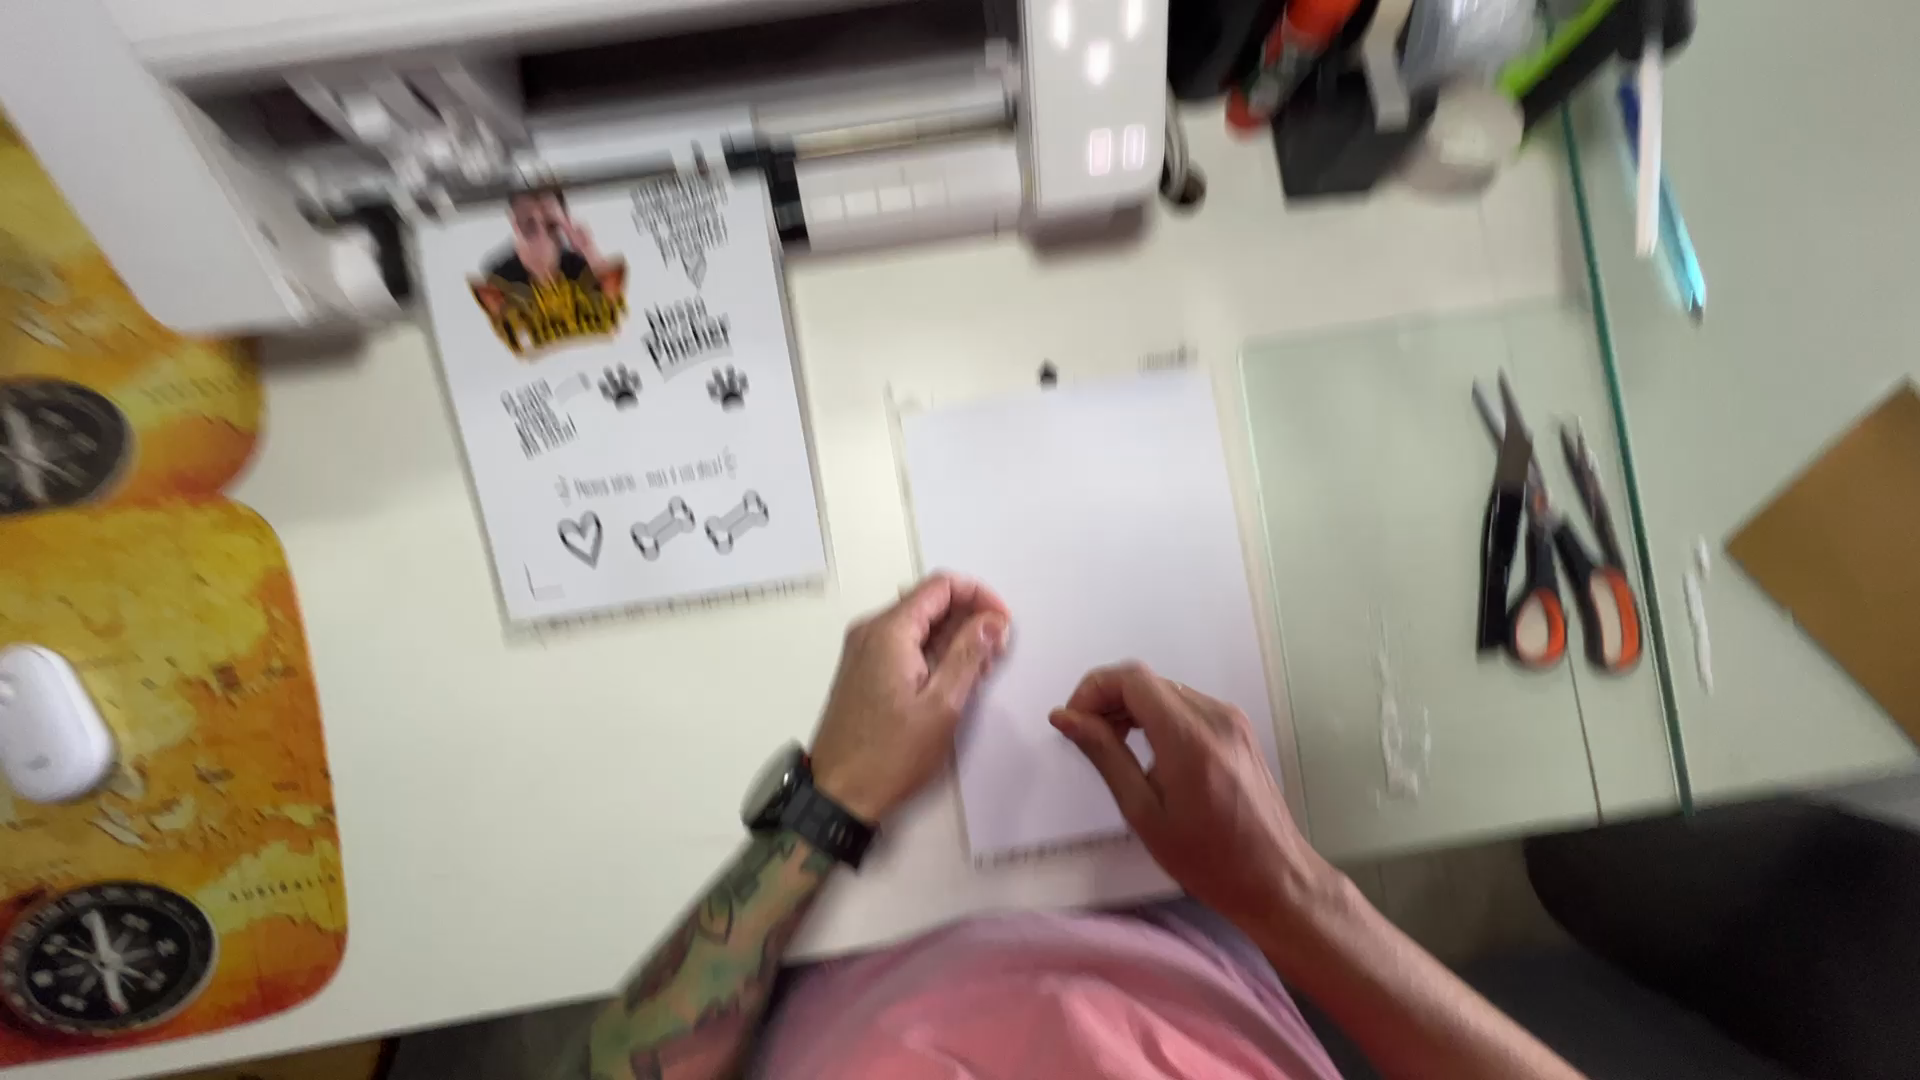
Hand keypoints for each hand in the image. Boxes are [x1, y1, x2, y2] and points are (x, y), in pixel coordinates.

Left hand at [809, 574, 1010, 822]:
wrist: (838, 793)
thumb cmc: (892, 753)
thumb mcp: (942, 705)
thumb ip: (969, 654)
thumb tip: (993, 620)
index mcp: (889, 630)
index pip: (941, 586)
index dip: (979, 596)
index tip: (1003, 624)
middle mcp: (872, 630)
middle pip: (930, 602)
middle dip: (969, 619)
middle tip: (995, 654)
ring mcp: (865, 649)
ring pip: (919, 624)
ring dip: (954, 638)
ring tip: (979, 672)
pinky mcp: (865, 668)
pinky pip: (905, 644)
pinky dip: (934, 652)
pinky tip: (954, 680)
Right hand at [1050, 663, 1339, 930]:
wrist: (1276, 881)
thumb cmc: (1207, 859)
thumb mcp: (1143, 812)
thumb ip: (1104, 754)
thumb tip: (1065, 717)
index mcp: (1189, 736)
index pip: (1132, 678)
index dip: (1094, 689)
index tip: (1074, 721)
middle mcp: (1213, 715)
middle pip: (1146, 681)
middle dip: (1108, 699)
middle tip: (1087, 737)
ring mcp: (1230, 718)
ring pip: (1164, 690)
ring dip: (1130, 707)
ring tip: (1113, 746)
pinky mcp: (1236, 727)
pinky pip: (1184, 704)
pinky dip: (1156, 715)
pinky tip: (1146, 749)